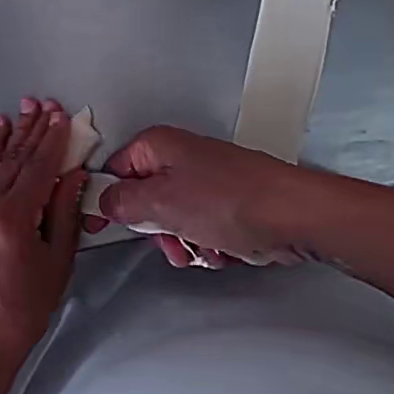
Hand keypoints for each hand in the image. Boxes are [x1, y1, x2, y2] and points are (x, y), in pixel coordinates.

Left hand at [0, 97, 88, 363]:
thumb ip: (64, 211)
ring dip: (18, 132)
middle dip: (37, 128)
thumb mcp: (57, 260)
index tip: (66, 119)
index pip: (39, 167)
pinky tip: (1, 129)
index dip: (56, 141)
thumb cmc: (21, 308)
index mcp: (12, 218)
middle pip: (19, 157)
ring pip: (1, 158)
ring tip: (30, 107)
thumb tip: (73, 174)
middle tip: (51, 105)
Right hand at [91, 125, 321, 267]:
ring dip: (185, 241)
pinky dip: (208, 243)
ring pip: (173, 220)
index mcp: (158, 145)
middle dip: (156, 229)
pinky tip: (224, 248)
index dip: (105, 199)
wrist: (293, 215)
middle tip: (171, 239)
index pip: (114, 170)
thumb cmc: (231, 200)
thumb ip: (123, 202)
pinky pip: (201, 228)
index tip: (100, 225)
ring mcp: (205, 179)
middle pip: (144, 200)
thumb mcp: (161, 203)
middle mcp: (180, 157)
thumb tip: (103, 202)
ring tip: (205, 246)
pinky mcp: (226, 202)